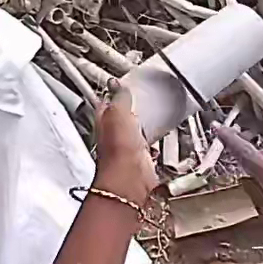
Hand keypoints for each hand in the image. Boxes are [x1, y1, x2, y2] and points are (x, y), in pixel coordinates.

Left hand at [92, 86, 157, 207]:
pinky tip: (158, 140)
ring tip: (151, 115)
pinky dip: (152, 143)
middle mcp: (113, 136)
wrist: (130, 180)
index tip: (121, 85)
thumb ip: (119, 97)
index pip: (106, 102)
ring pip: (134, 132)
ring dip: (141, 126)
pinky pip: (147, 147)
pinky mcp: (141, 161)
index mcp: (104, 121)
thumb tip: (115, 84)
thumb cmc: (119, 150)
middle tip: (139, 99)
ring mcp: (127, 149)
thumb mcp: (118, 113)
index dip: (113, 93)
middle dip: (129, 110)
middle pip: (120, 118)